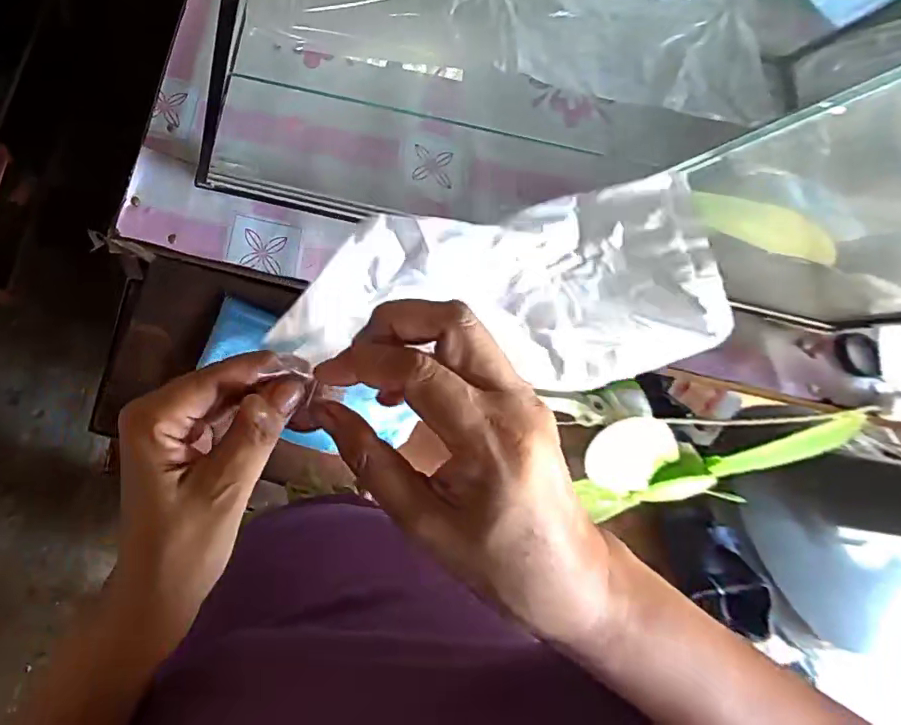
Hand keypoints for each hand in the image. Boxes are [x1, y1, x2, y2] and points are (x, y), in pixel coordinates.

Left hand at [114, 352, 305, 626]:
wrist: (155, 594)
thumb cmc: (184, 550)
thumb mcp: (225, 491)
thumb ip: (253, 435)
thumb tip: (287, 388)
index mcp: (150, 418)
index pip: (209, 380)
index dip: (256, 369)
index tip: (300, 363)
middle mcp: (150, 411)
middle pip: (212, 385)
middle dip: (258, 380)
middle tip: (307, 374)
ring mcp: (161, 425)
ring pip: (214, 399)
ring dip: (253, 395)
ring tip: (298, 387)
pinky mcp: (174, 441)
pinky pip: (211, 418)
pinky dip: (241, 415)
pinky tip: (272, 408)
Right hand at [312, 300, 620, 646]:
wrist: (577, 581)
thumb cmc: (499, 564)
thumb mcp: (422, 524)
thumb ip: (369, 459)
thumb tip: (323, 409)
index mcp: (491, 437)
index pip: (417, 368)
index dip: (361, 362)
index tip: (326, 377)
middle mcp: (512, 400)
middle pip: (450, 319)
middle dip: (389, 324)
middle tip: (355, 358)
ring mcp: (521, 391)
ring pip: (459, 322)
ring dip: (406, 330)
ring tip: (374, 367)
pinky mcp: (517, 392)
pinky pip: (466, 345)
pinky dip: (423, 346)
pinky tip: (401, 385)